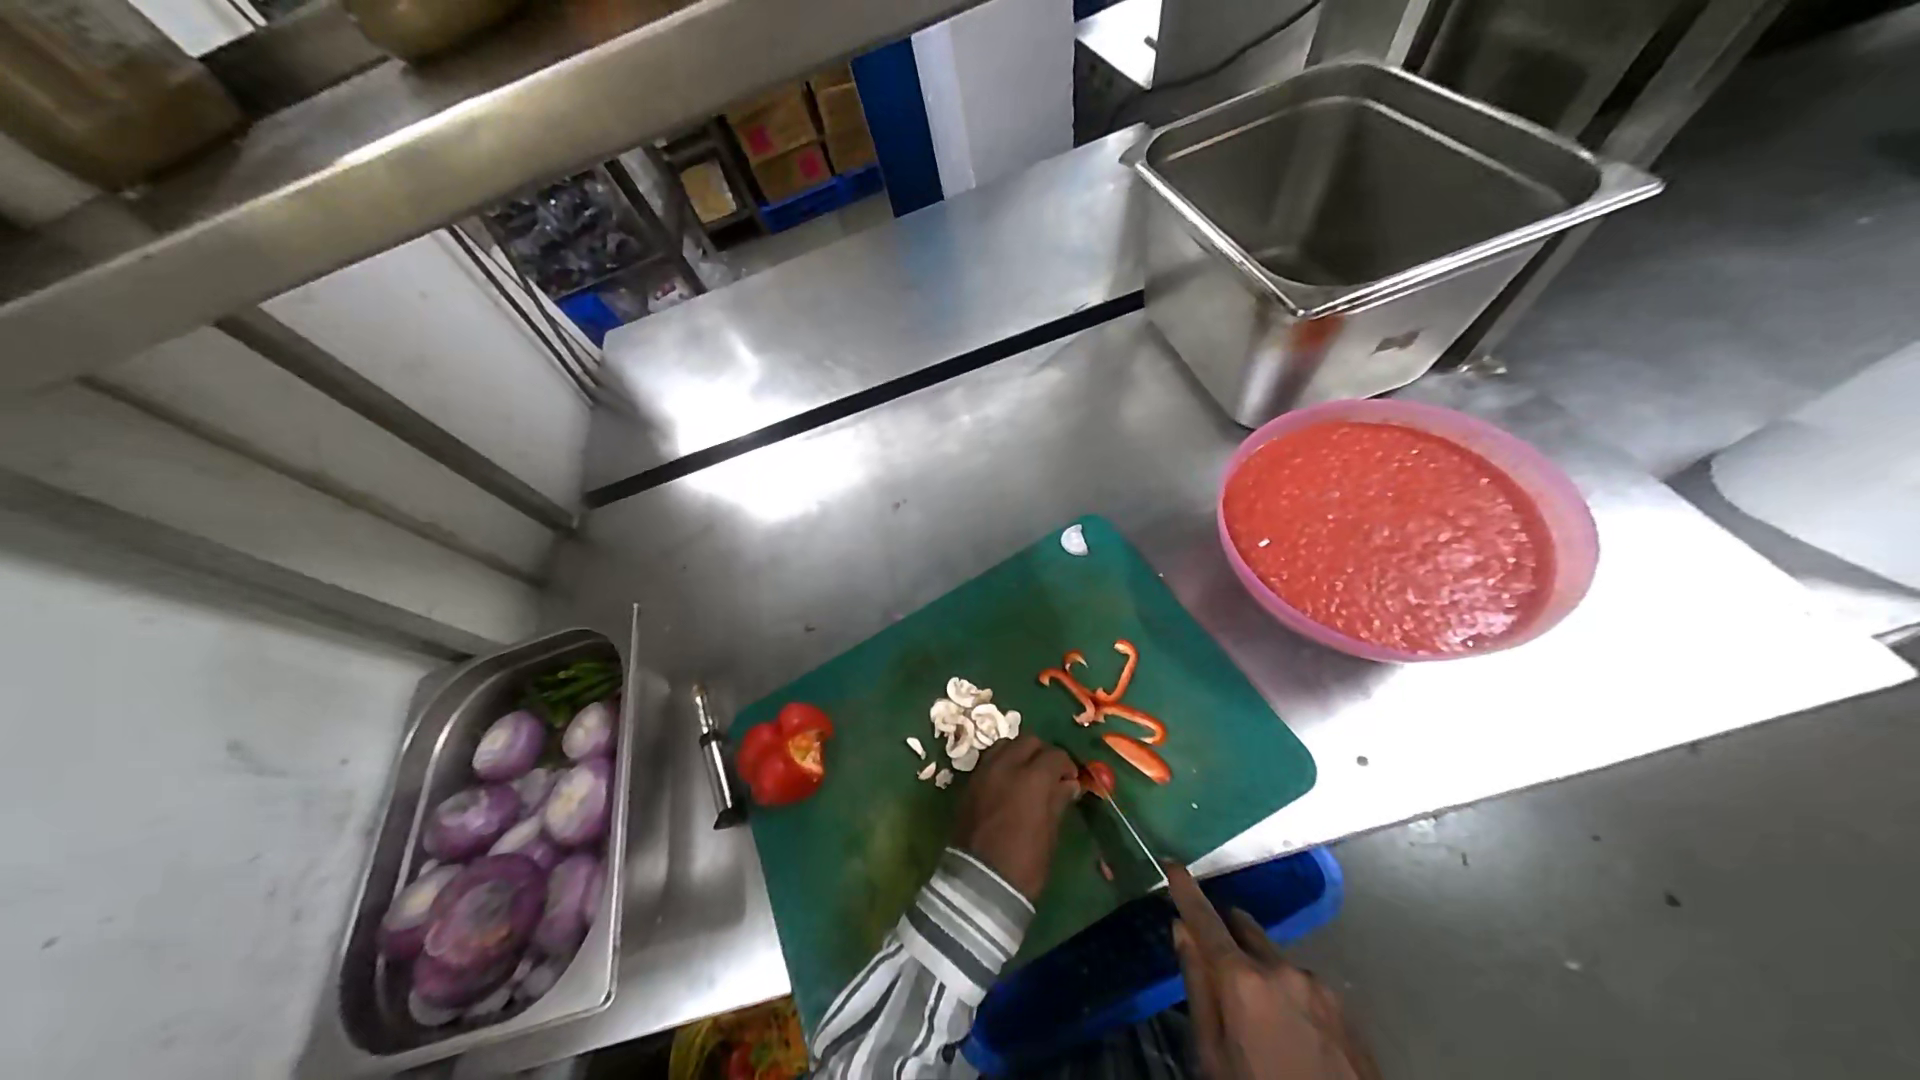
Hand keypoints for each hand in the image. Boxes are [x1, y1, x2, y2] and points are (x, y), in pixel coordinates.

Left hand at [951, 735, 1080, 901]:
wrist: (980, 882)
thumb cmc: (1024, 863)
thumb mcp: (1050, 832)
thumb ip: (1058, 800)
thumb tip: (1069, 784)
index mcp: (1032, 778)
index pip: (1054, 755)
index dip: (1066, 765)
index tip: (1070, 779)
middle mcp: (1006, 766)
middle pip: (1028, 741)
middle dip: (1042, 753)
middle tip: (1050, 774)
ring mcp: (984, 772)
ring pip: (1004, 745)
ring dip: (1019, 753)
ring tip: (1026, 774)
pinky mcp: (969, 783)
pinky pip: (988, 760)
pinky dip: (1001, 762)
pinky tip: (1008, 782)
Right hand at [1167, 862, 1379, 1079]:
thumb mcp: (1213, 1055)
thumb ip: (1197, 987)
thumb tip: (1182, 931)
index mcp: (1243, 980)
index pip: (1206, 921)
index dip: (1186, 891)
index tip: (1172, 864)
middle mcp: (1282, 969)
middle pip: (1243, 928)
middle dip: (1224, 931)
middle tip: (1212, 957)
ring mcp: (1319, 987)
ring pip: (1274, 959)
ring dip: (1258, 969)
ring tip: (1257, 1018)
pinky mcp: (1345, 1008)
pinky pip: (1302, 984)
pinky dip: (1286, 992)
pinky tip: (1290, 1034)